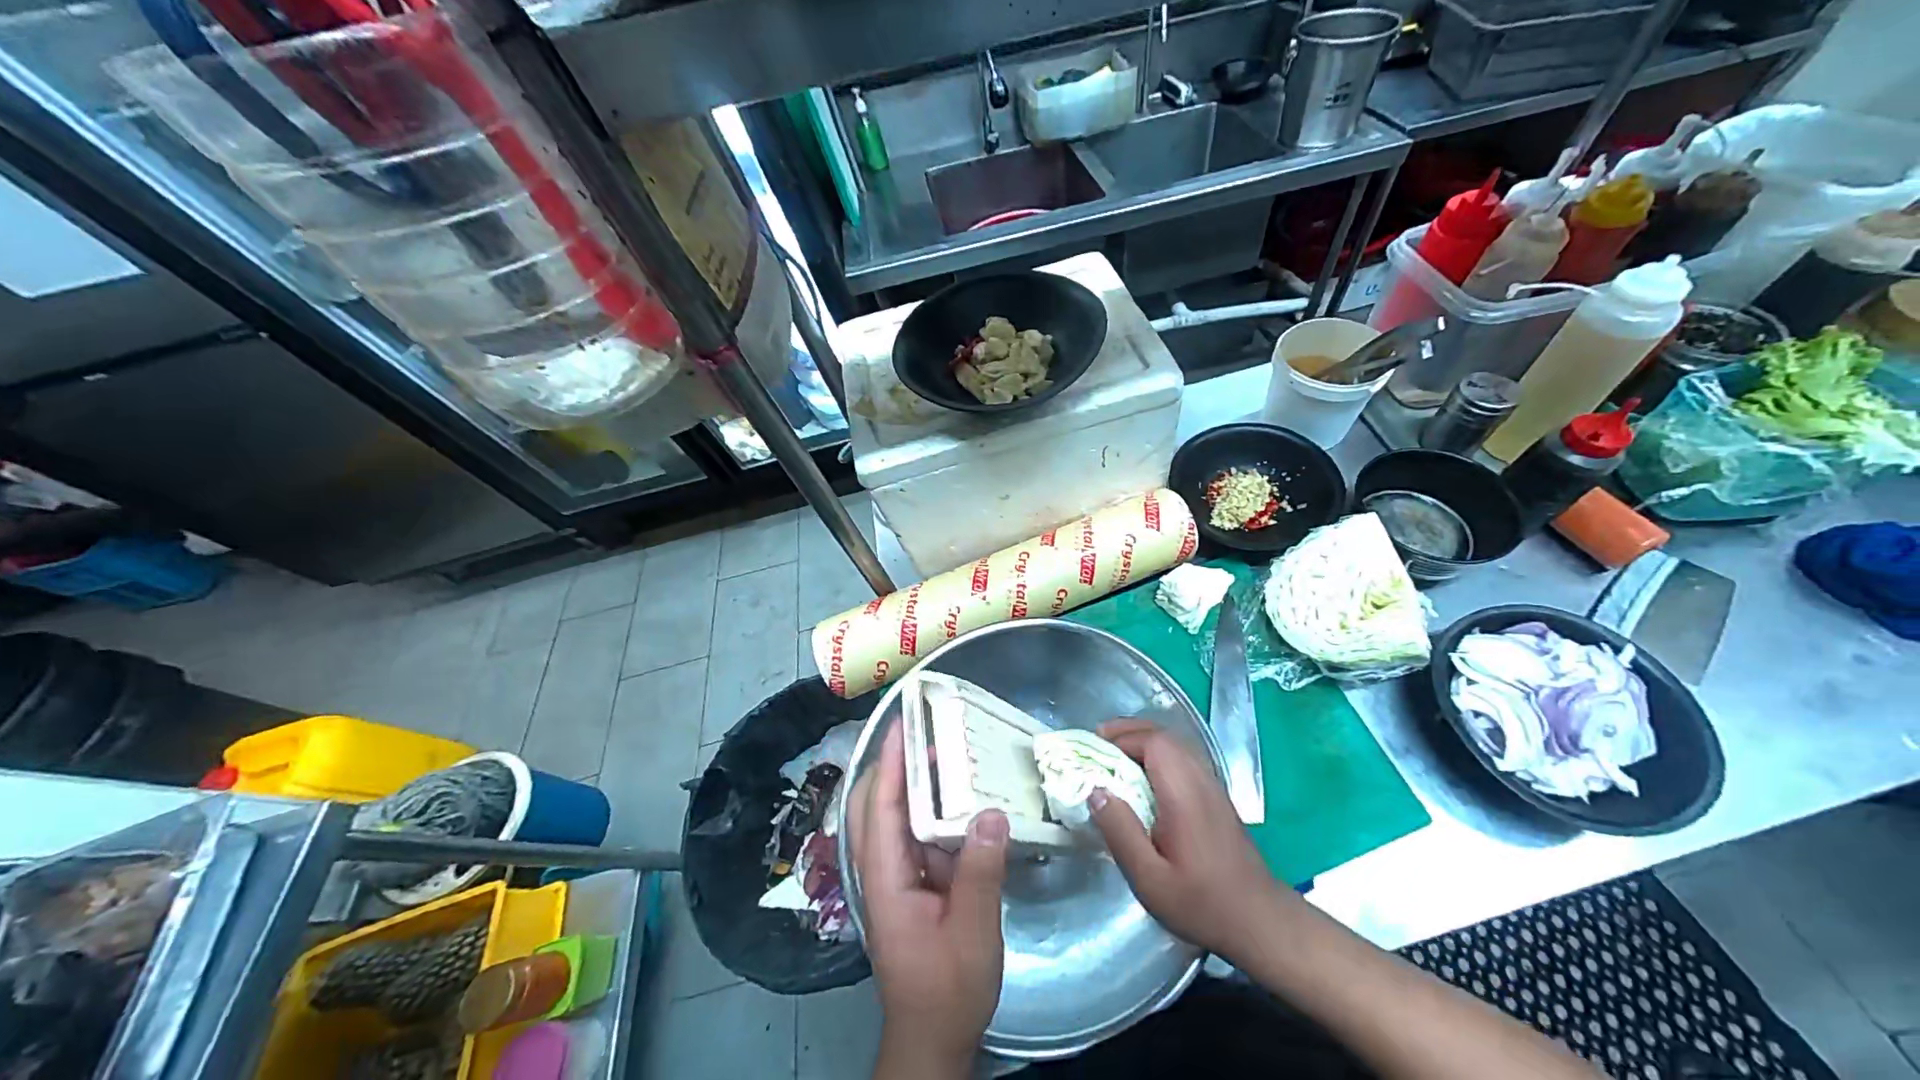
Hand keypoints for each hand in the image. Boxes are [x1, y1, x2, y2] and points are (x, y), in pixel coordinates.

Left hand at [849, 720, 1008, 1073]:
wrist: (932, 1037)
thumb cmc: (948, 990)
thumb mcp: (973, 933)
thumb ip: (981, 872)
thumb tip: (992, 813)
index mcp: (885, 880)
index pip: (880, 808)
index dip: (891, 764)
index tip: (904, 725)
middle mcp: (880, 872)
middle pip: (874, 805)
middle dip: (895, 765)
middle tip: (929, 732)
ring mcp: (893, 879)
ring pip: (894, 819)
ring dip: (914, 786)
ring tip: (949, 756)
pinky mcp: (909, 888)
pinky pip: (916, 838)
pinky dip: (932, 813)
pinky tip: (963, 805)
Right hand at [1089, 718, 1293, 963]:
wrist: (1259, 921)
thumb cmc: (1201, 902)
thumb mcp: (1148, 877)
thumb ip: (1120, 830)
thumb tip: (1094, 790)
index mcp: (1184, 793)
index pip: (1153, 742)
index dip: (1121, 737)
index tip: (1092, 749)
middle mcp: (1201, 780)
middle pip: (1164, 736)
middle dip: (1128, 732)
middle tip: (1096, 744)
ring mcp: (1212, 787)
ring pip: (1175, 746)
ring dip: (1142, 742)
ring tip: (1112, 756)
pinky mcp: (1215, 797)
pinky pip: (1182, 760)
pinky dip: (1157, 756)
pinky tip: (1141, 778)